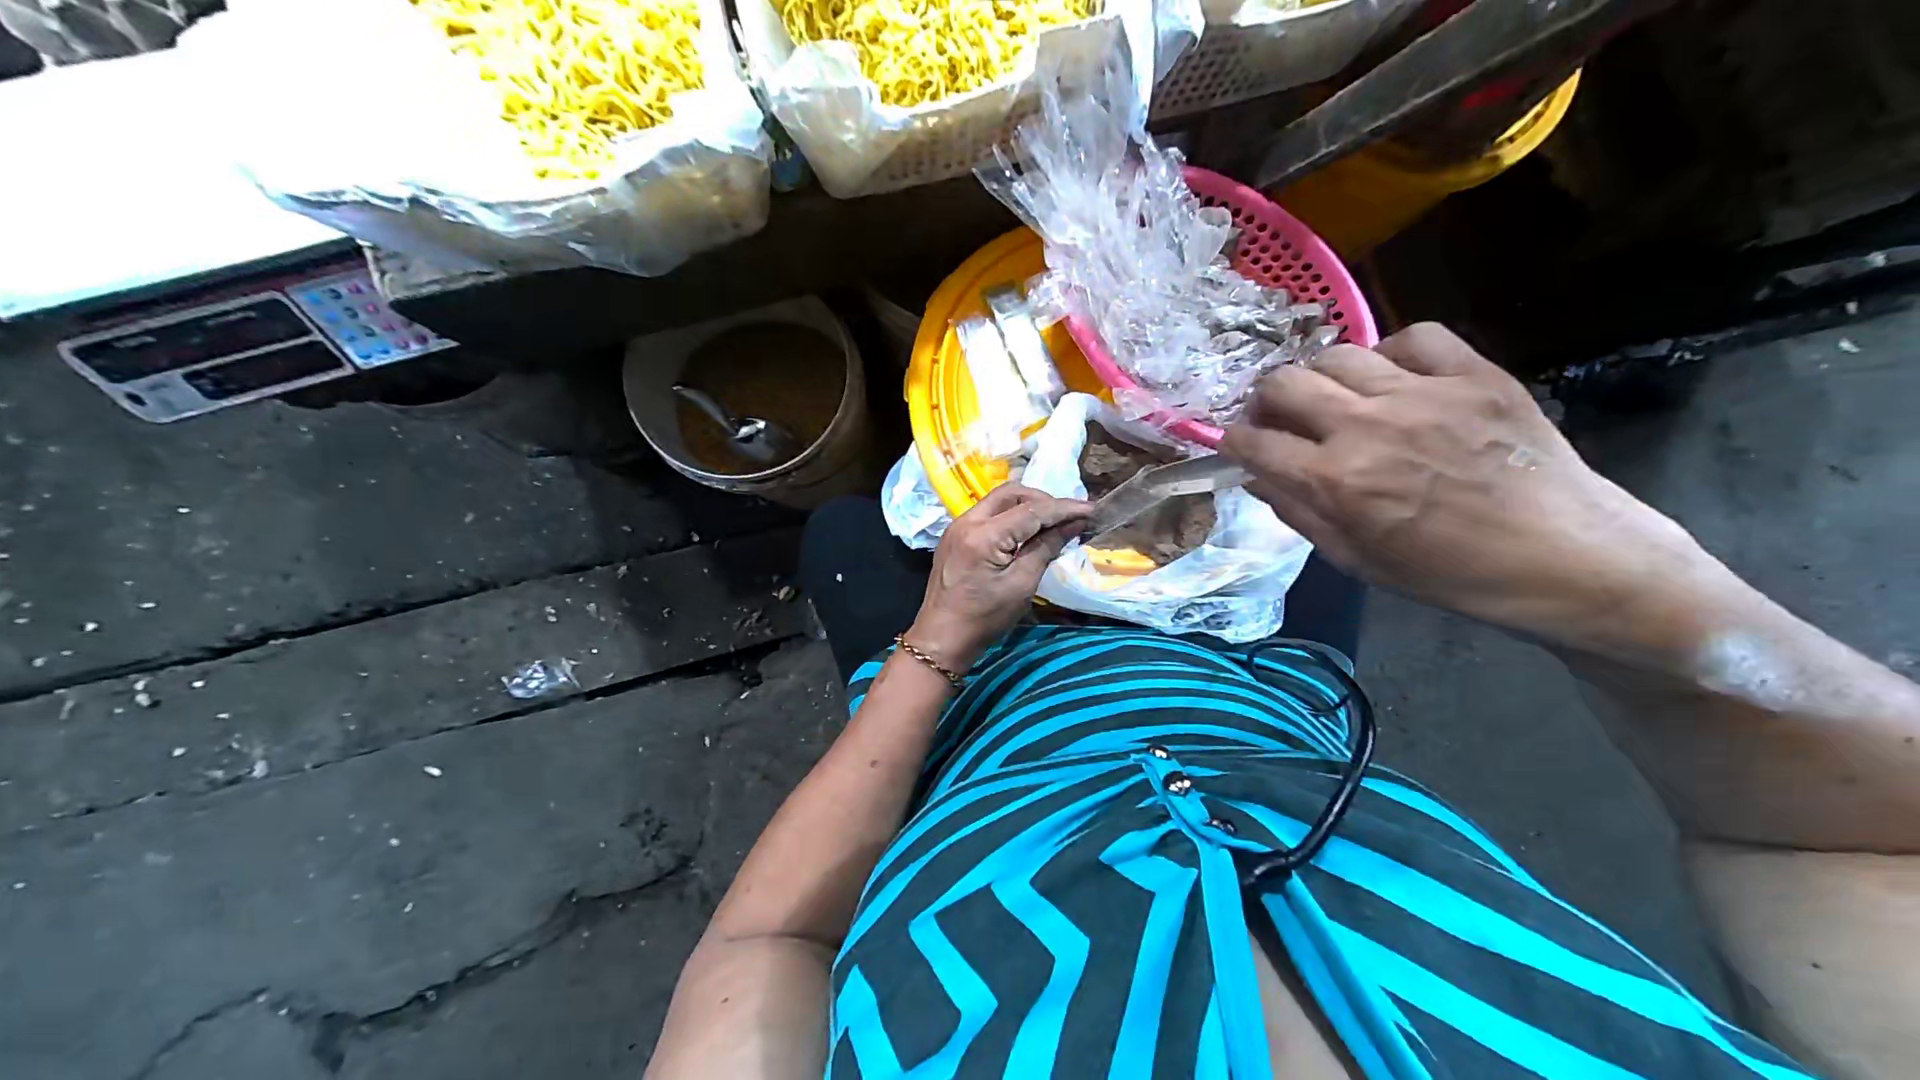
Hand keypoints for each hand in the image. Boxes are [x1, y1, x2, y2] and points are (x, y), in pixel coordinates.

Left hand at [907, 485, 1089, 672]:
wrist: (942, 637)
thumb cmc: (985, 618)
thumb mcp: (1022, 585)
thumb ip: (1046, 547)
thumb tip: (1073, 524)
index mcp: (983, 535)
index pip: (1032, 510)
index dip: (1064, 508)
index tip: (1090, 510)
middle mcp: (967, 521)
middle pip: (1012, 493)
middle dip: (1043, 500)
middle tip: (1067, 517)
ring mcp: (957, 526)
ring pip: (998, 500)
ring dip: (1026, 506)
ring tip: (1051, 523)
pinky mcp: (955, 535)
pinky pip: (987, 513)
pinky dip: (1010, 515)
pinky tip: (1026, 532)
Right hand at [1222, 323, 1709, 651]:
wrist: (1565, 557)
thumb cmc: (1450, 574)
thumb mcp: (1357, 561)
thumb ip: (1299, 514)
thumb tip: (1259, 478)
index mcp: (1335, 481)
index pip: (1254, 442)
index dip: (1234, 441)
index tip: (1238, 445)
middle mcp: (1366, 426)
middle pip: (1283, 382)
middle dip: (1265, 400)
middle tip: (1279, 418)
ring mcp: (1422, 393)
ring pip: (1338, 353)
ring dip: (1320, 375)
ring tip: (1334, 396)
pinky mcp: (1473, 374)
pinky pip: (1413, 336)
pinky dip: (1391, 353)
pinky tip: (1395, 378)